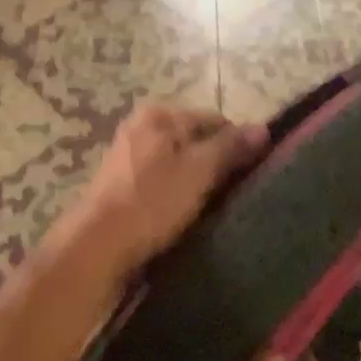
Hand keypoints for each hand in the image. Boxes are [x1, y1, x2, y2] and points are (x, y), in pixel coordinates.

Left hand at [54, 104, 268, 288]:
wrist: (97, 246)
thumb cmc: (152, 201)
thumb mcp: (200, 170)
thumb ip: (231, 147)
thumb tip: (263, 128)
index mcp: (159, 115)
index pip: (215, 121)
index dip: (238, 147)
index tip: (251, 177)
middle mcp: (141, 128)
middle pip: (196, 142)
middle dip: (216, 167)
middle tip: (233, 198)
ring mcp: (128, 158)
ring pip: (179, 166)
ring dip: (197, 186)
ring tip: (212, 212)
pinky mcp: (122, 187)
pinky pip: (162, 185)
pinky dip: (176, 198)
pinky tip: (184, 219)